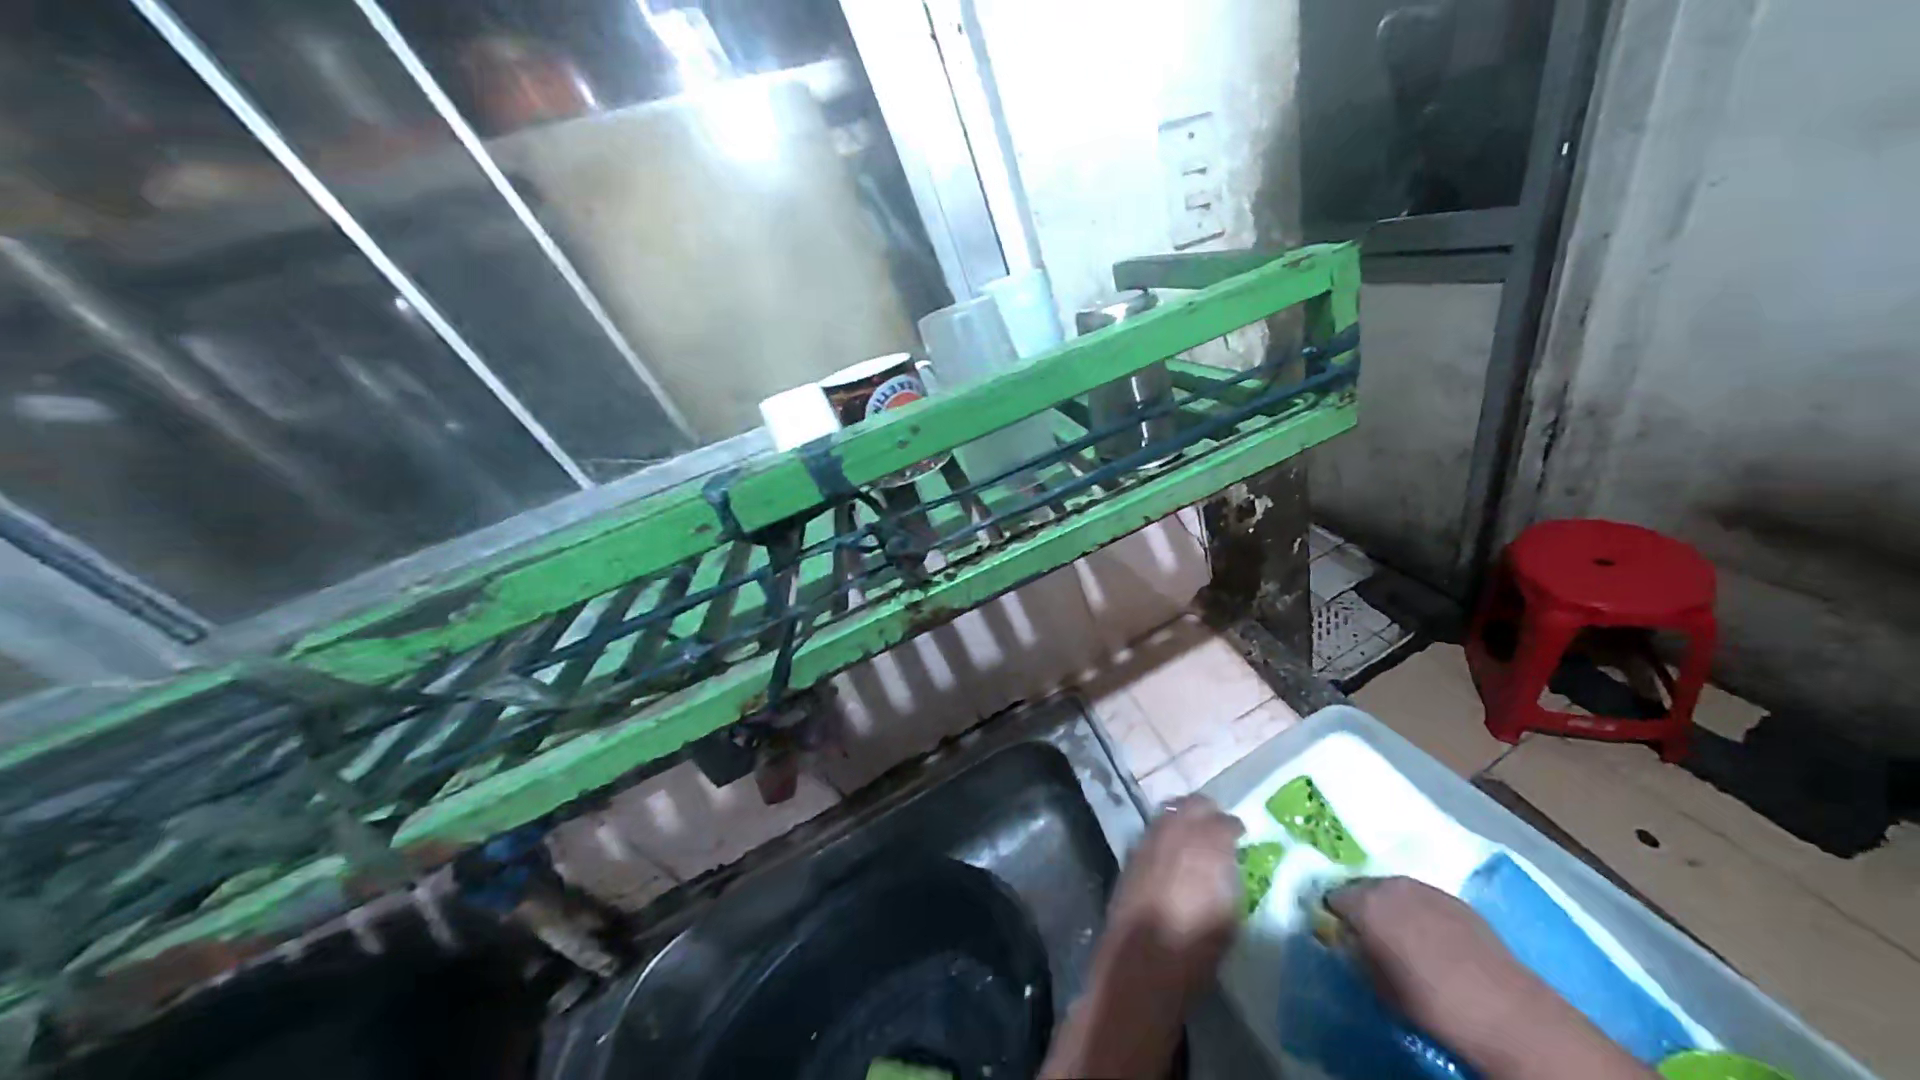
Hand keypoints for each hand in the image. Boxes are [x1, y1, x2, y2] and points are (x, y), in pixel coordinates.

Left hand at [1040, 796, 1242, 1079]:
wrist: (1143, 958)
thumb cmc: (1197, 944)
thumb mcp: (1230, 913)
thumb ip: (1228, 877)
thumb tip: (1225, 865)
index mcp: (1209, 845)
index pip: (1225, 821)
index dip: (1234, 828)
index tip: (1240, 837)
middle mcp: (1176, 832)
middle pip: (1193, 803)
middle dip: (1208, 811)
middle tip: (1216, 827)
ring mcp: (1149, 839)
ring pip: (1168, 812)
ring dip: (1182, 818)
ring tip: (1191, 836)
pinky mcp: (1131, 853)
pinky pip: (1151, 831)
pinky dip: (1164, 834)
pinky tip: (1169, 852)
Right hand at [1328, 877, 1653, 1079]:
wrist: (1506, 1012)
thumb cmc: (1429, 1002)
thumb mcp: (1374, 983)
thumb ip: (1354, 951)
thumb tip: (1348, 939)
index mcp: (1364, 901)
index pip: (1332, 897)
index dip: (1333, 916)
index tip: (1340, 934)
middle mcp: (1390, 883)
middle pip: (1363, 887)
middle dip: (1362, 906)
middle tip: (1368, 935)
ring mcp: (1426, 887)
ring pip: (1394, 890)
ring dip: (1392, 906)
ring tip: (1401, 935)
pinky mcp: (1457, 900)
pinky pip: (1424, 898)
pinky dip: (1419, 911)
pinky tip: (1431, 937)